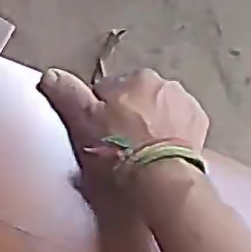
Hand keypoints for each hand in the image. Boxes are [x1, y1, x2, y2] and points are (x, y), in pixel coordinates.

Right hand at [38, 68, 209, 177]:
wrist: (156, 177)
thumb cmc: (115, 148)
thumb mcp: (81, 121)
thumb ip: (66, 94)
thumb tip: (51, 74)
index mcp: (133, 78)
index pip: (105, 90)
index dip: (95, 111)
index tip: (92, 131)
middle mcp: (163, 83)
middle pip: (134, 98)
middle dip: (124, 115)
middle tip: (112, 143)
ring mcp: (185, 103)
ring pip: (156, 110)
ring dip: (146, 124)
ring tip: (134, 151)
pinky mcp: (199, 124)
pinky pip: (177, 124)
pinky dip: (167, 134)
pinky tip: (154, 152)